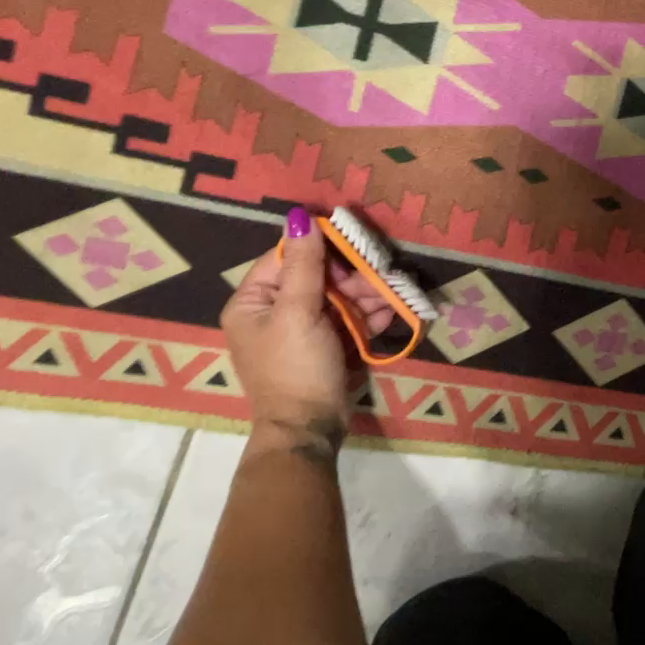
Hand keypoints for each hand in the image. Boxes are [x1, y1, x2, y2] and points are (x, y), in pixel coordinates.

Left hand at [221, 207, 395, 462]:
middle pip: (317, 278)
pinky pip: (346, 321)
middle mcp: (273, 312)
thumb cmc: (296, 367)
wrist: (309, 428)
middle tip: (380, 279)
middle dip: (351, 278)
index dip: (321, 250)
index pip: (287, 258)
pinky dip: (367, 316)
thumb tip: (299, 216)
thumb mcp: (299, 312)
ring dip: (365, 296)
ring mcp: (301, 331)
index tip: (353, 248)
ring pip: (337, 299)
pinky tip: (388, 313)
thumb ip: (305, 265)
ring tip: (391, 298)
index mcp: (253, 302)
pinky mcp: (325, 347)